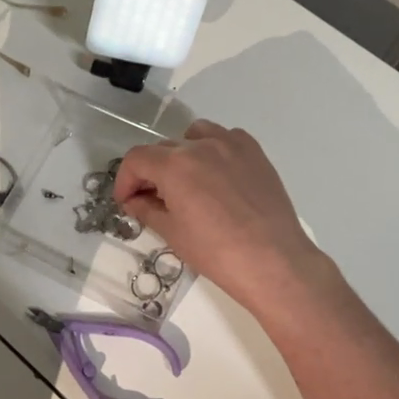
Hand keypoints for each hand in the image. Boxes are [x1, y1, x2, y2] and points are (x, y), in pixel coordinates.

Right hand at [114, 120, 328, 313]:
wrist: (273, 262)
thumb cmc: (216, 252)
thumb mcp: (173, 233)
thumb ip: (147, 209)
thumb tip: (135, 200)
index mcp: (175, 165)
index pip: (136, 159)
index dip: (125, 180)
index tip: (127, 201)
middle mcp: (201, 145)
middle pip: (163, 149)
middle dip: (151, 173)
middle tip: (153, 200)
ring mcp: (231, 145)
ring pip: (194, 136)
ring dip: (181, 155)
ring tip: (186, 182)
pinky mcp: (255, 153)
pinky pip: (225, 139)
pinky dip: (213, 150)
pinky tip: (217, 177)